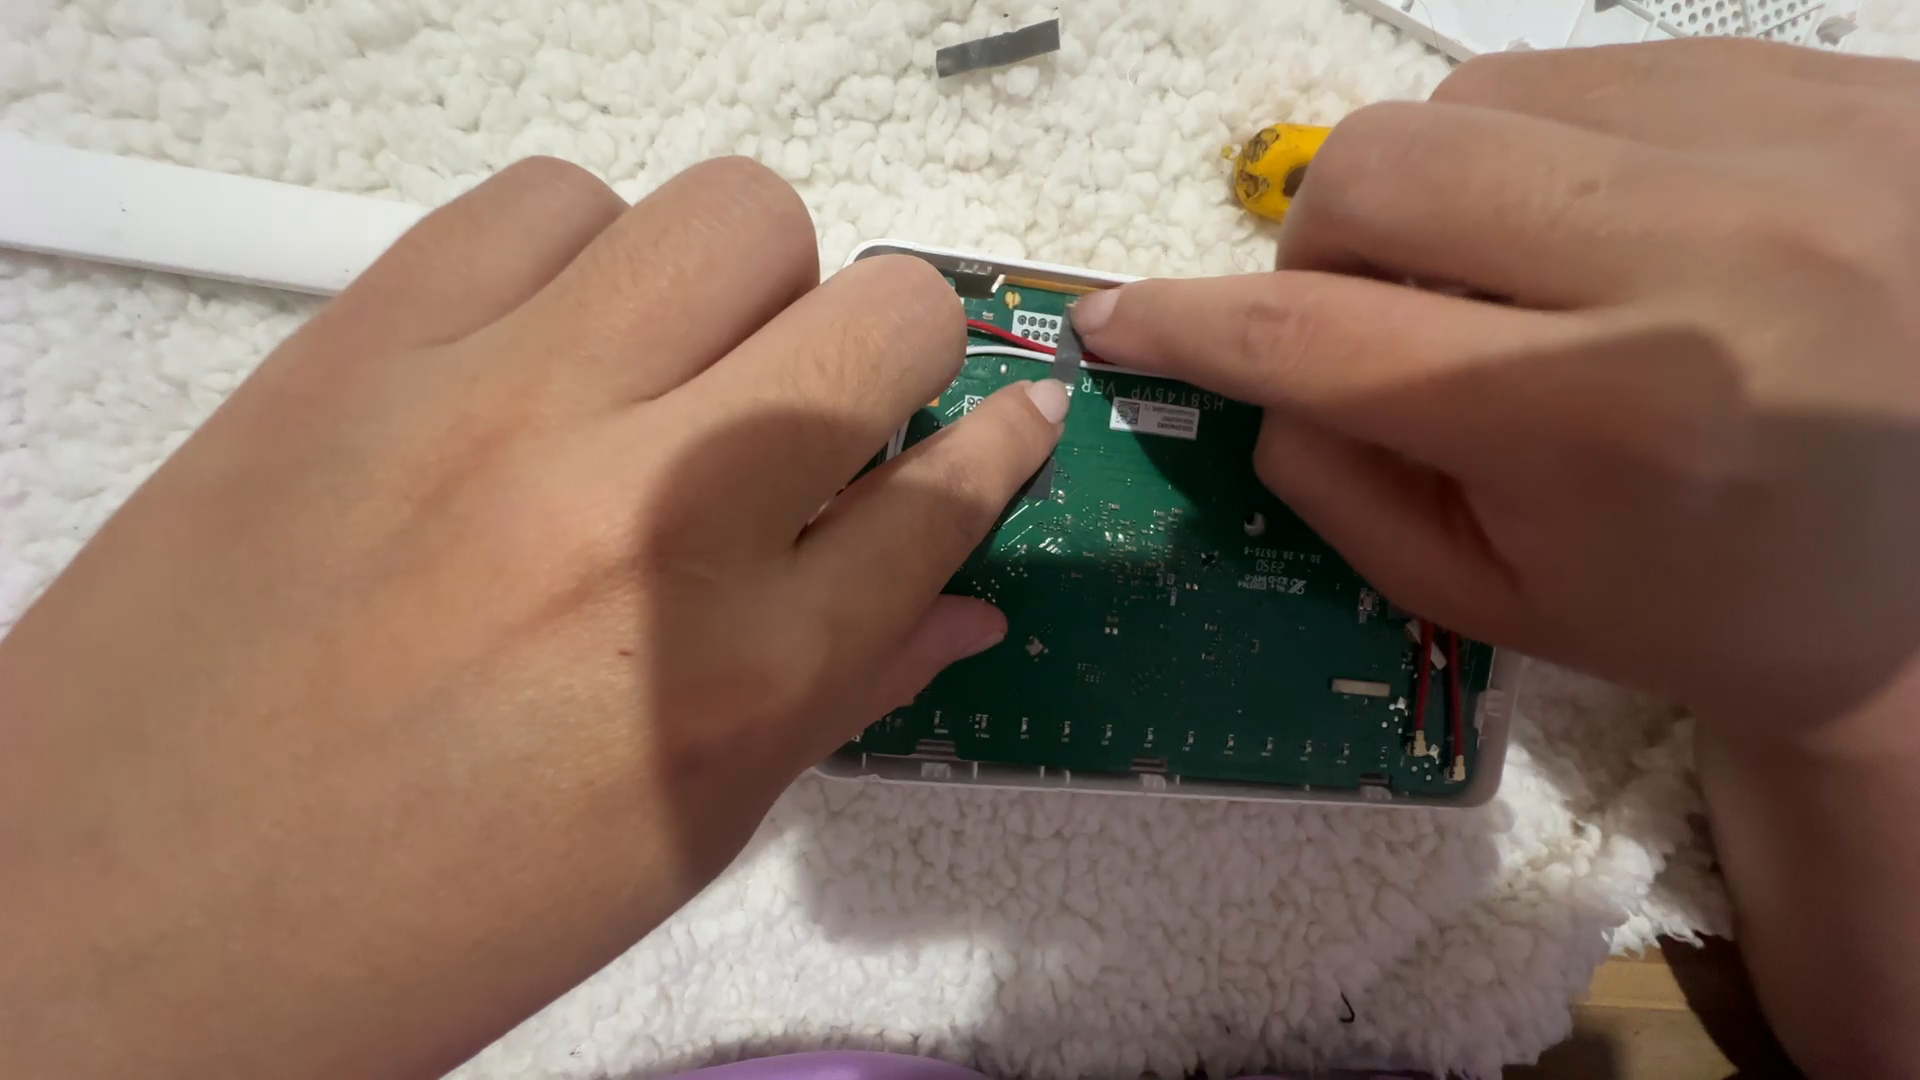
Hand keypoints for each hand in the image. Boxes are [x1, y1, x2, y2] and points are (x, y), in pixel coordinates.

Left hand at [0, 157, 1065, 1079]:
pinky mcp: (370, 337)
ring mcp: (510, 401)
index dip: (1009, 441)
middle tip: (848, 401)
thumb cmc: (473, 896)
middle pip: (882, 311)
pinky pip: (554, 201)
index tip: (1022, 418)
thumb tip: (976, 591)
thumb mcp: (709, 816)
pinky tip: (567, 342)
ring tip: (701, 366)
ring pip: (736, 214)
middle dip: (905, 345)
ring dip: (758, 287)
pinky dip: (597, 255)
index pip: (950, 491)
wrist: (117, 921)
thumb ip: (863, 677)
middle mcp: (661, 505)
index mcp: (752, 661)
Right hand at [1076, 40, 1919, 745]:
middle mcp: (1702, 254)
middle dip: (1311, 250)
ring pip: (1464, 106)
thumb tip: (1253, 367)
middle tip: (1360, 321)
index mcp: (1589, 417)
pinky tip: (1585, 236)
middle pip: (1372, 172)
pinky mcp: (1859, 79)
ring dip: (1418, 203)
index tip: (1106, 317)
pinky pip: (1582, 76)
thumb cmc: (1671, 608)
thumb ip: (1324, 473)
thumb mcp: (1459, 587)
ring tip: (1488, 284)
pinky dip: (1525, 160)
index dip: (1178, 323)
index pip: (1307, 337)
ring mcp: (1803, 138)